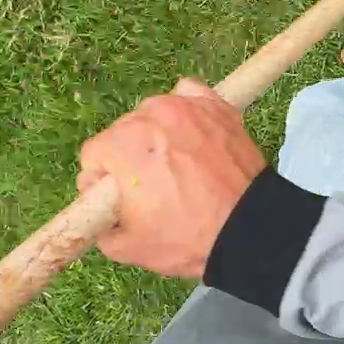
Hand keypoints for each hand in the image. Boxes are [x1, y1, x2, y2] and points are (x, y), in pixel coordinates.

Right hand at [77, 78, 265, 277]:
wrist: (249, 229)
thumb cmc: (187, 237)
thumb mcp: (128, 247)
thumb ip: (102, 228)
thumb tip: (102, 216)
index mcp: (122, 145)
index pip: (93, 155)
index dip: (99, 180)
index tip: (116, 198)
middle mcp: (150, 115)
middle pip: (123, 132)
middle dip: (129, 157)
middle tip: (150, 186)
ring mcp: (186, 106)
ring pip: (154, 113)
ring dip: (156, 133)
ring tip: (175, 162)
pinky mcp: (215, 105)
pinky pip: (188, 95)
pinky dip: (185, 110)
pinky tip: (191, 133)